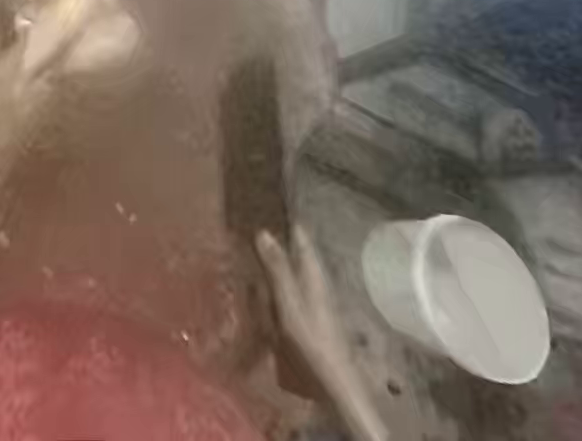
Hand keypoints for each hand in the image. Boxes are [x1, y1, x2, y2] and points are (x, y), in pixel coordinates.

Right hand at [258, 227, 356, 385]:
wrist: (335, 384)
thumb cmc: (312, 338)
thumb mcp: (289, 302)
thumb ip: (277, 267)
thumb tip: (262, 230)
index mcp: (311, 269)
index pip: (299, 232)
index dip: (283, 214)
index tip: (261, 197)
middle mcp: (314, 277)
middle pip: (294, 246)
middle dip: (275, 232)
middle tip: (246, 217)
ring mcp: (313, 295)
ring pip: (291, 264)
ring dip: (273, 253)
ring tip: (247, 243)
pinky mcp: (308, 311)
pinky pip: (288, 283)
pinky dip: (273, 275)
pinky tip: (258, 281)